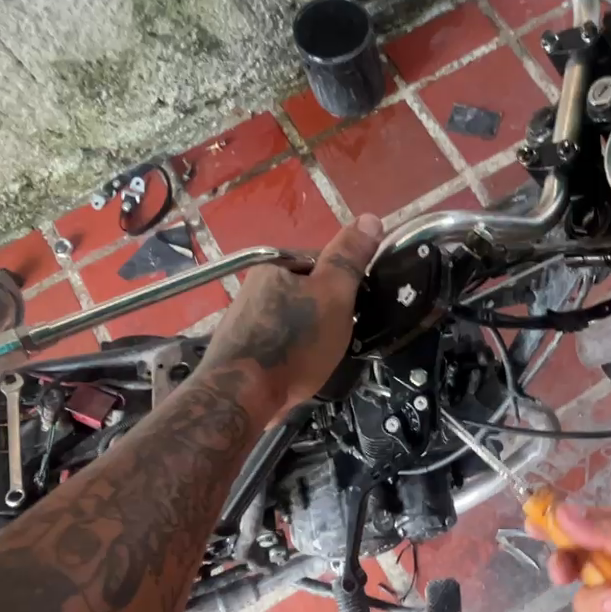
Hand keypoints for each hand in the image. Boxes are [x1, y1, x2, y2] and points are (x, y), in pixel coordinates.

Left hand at [202, 215, 382, 413]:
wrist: (242, 394)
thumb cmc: (294, 343)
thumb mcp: (334, 295)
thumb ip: (350, 258)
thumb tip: (371, 217)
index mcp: (274, 266)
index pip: (321, 263)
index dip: (344, 285)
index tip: (355, 309)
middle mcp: (252, 287)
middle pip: (305, 294)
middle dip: (325, 313)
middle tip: (340, 337)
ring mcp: (242, 320)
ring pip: (290, 321)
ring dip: (308, 336)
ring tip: (320, 359)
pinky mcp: (239, 351)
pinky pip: (276, 345)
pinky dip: (291, 355)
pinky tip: (298, 372)